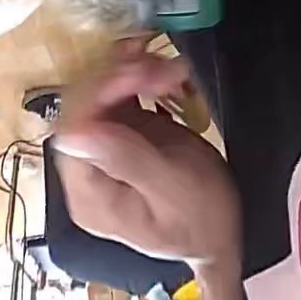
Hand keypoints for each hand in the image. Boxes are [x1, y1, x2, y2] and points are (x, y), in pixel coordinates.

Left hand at [54, 44, 238, 268]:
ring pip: (104, 94)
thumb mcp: (172, 191)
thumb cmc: (203, 219)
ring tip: (169, 68)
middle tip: (162, 66)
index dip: (100, 92)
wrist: (225, 233)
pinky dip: (142, 78)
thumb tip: (75, 132)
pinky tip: (163, 72)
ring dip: (133, 72)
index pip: (75, 128)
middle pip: (87, 106)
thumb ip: (126, 161)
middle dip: (120, 77)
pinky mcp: (127, 134)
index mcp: (92, 193)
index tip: (138, 73)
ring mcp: (107, 149)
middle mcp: (90, 169)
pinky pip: (123, 97)